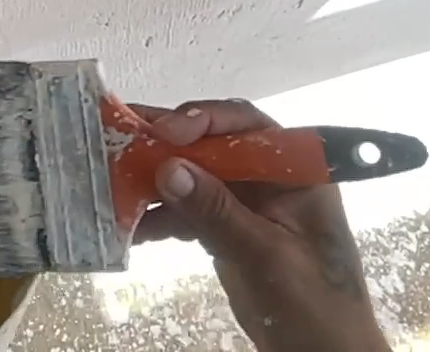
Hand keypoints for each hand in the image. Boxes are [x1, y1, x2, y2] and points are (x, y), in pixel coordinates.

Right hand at [133, 100, 389, 351]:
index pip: (246, 125)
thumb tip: (168, 168)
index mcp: (294, 171)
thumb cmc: (315, 308)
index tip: (166, 133)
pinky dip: (159, 215)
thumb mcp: (267, 257)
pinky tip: (131, 224)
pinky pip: (186, 208)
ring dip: (155, 178)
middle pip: (211, 143)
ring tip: (114, 177)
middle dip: (167, 143)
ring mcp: (243, 201)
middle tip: (121, 136)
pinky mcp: (224, 227)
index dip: (204, 120)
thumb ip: (218, 211)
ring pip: (192, 172)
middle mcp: (266, 176)